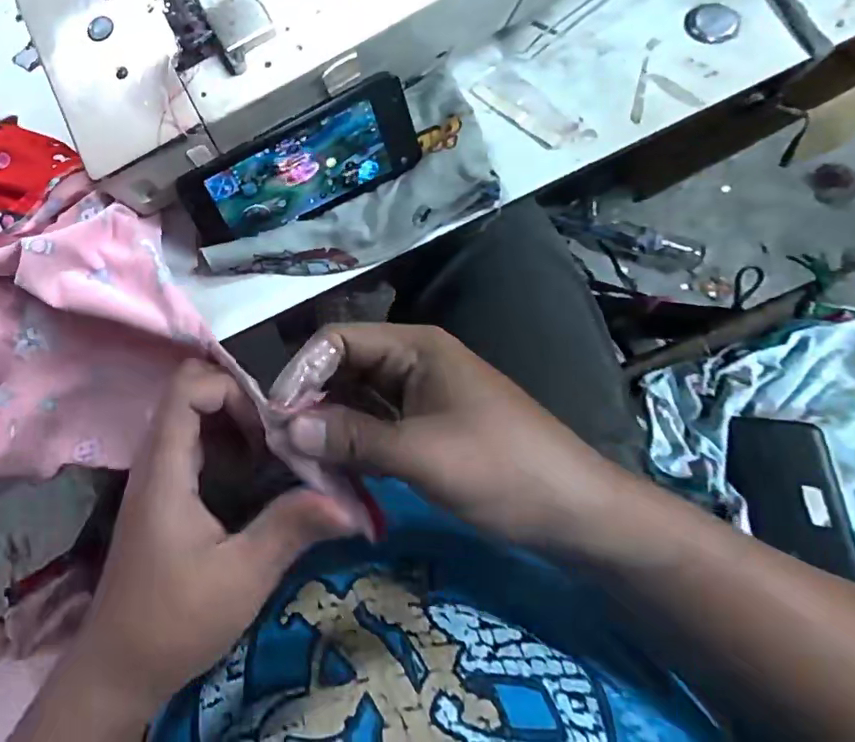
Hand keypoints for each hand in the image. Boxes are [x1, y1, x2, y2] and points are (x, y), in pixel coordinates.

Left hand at [64, 361, 360, 715]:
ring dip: (237, 422)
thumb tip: (348, 504)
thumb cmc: (175, 621)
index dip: (231, 387)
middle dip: (241, 399)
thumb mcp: (242, 576)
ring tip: (278, 448)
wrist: (119, 667)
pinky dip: (228, 444)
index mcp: (165, 467)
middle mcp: (156, 458)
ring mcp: (158, 474)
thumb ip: (290, 528)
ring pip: (194, 417)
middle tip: (282, 429)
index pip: (187, 386)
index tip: (271, 421)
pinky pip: (196, 444)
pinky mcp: (164, 493)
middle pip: (191, 392)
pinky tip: (258, 474)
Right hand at [283, 323, 635, 551]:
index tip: (276, 418)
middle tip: (283, 449)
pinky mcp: (422, 428)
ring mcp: (417, 396)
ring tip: (303, 468)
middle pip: (342, 370)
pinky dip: (351, 449)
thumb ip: (351, 439)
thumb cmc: (503, 469)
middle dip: (310, 405)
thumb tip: (284, 430)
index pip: (337, 341)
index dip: (301, 373)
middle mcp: (410, 361)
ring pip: (354, 403)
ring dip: (328, 431)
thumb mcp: (422, 454)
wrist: (578, 513)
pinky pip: (372, 429)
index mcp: (414, 346)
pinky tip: (334, 477)